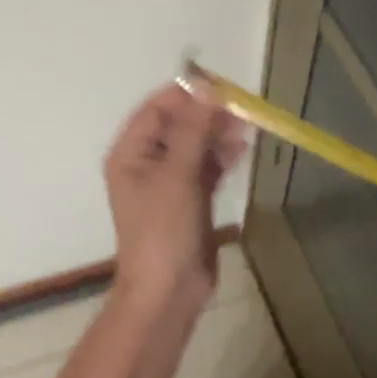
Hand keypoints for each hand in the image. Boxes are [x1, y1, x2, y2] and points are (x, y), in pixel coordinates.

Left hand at [102, 83, 244, 302]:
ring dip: (217, 135)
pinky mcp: (189, 199)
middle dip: (207, 115)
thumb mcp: (178, 173)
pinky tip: (241, 150)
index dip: (187, 94)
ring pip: (194, 145)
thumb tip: (207, 86)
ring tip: (246, 129)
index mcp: (130, 152)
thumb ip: (194, 128)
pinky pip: (205, 167)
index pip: (157, 108)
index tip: (221, 86)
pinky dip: (221, 157)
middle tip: (241, 109)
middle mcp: (146, 162)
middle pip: (178, 125)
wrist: (168, 291)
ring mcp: (168, 182)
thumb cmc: (164, 229)